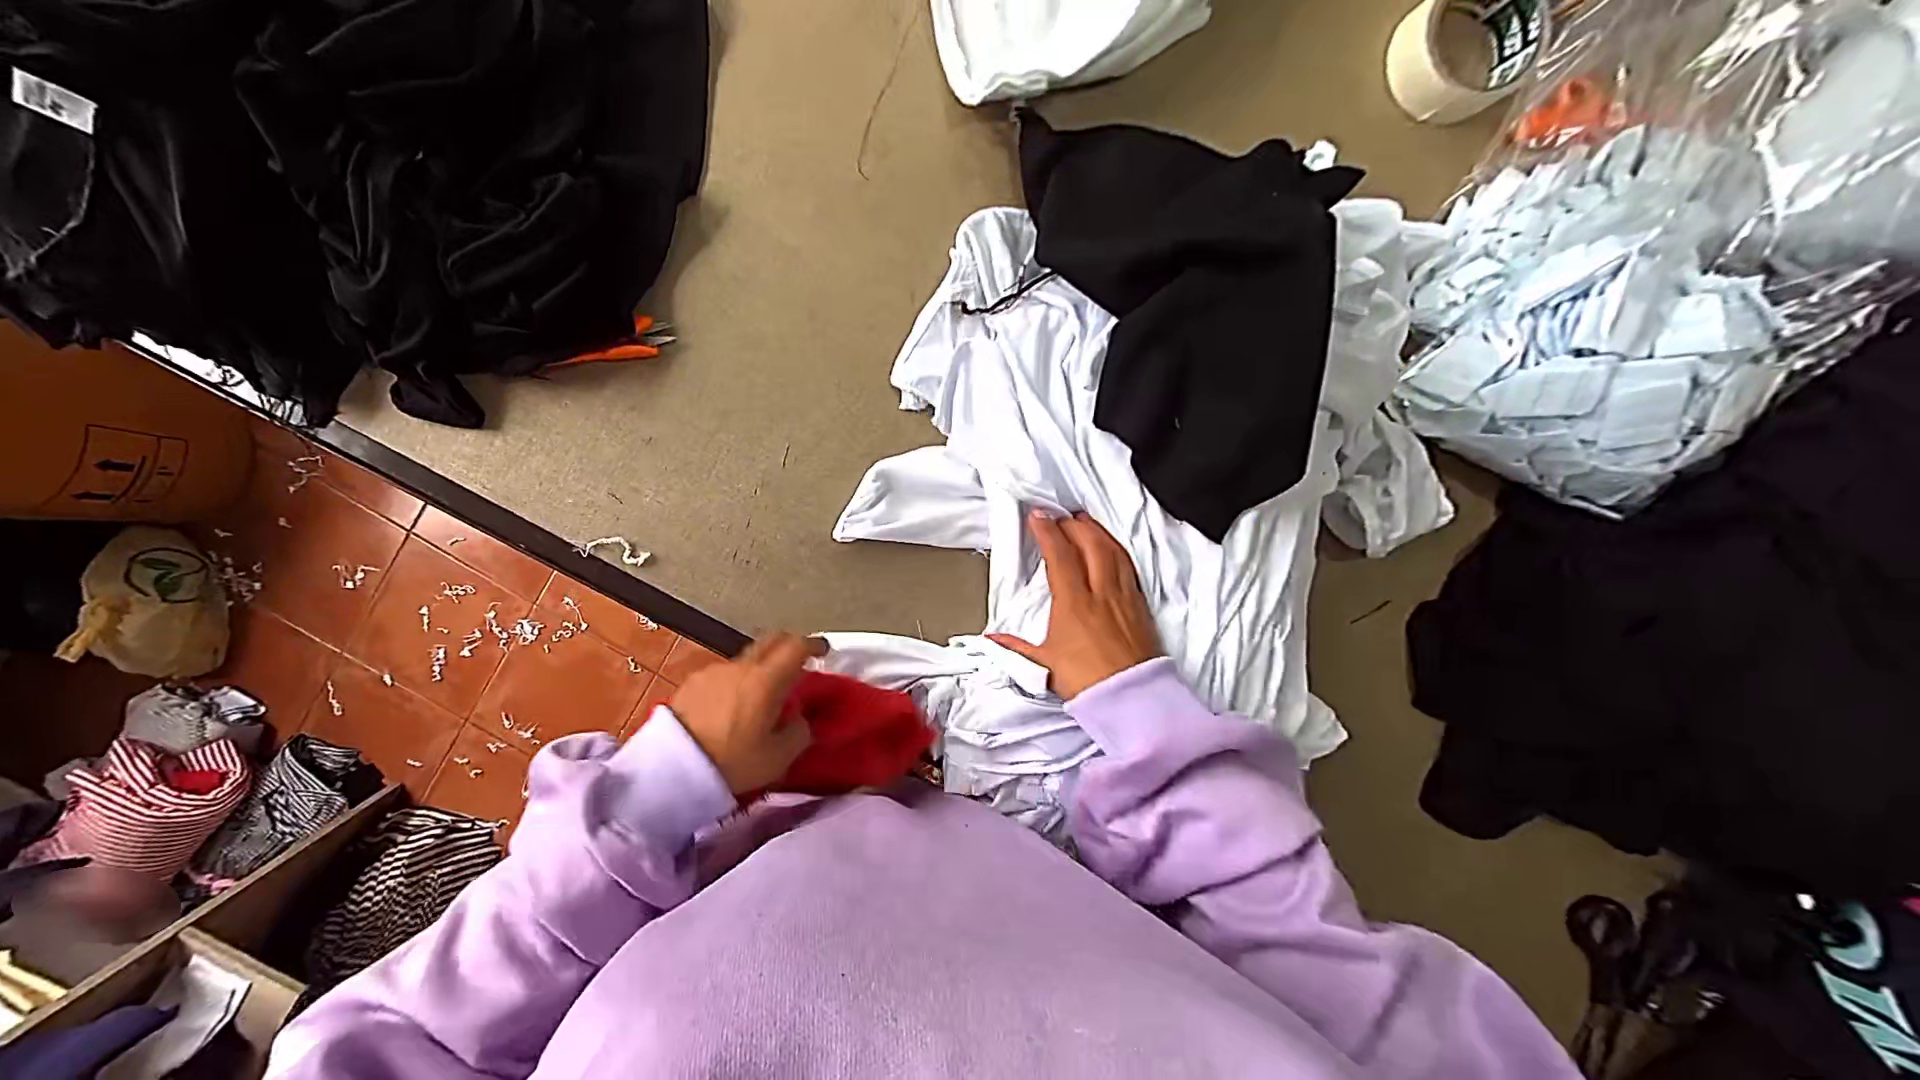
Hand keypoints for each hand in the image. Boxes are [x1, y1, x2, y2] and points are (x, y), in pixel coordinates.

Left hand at [671, 633, 825, 794]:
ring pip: (746, 660)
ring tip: (758, 699)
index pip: (797, 646)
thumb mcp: (778, 757)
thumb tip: (800, 721)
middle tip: (797, 662)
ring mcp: (713, 673)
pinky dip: (734, 685)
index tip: (821, 650)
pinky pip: (722, 676)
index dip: (813, 645)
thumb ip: (799, 733)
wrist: (669, 771)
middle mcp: (740, 668)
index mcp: (766, 681)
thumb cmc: (729, 763)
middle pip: (771, 641)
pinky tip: (729, 710)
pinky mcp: (691, 684)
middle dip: (789, 647)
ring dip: (758, 670)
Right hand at [989, 511, 1161, 700]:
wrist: (1130, 699)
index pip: (1060, 555)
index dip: (1047, 531)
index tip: (1038, 516)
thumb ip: (1016, 647)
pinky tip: (1111, 548)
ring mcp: (1123, 596)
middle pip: (1089, 544)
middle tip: (1060, 516)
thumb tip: (992, 639)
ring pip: (1112, 551)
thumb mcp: (1044, 665)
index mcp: (1074, 603)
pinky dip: (1117, 550)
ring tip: (1085, 521)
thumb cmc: (1087, 682)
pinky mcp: (1140, 605)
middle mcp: (1101, 593)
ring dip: (1097, 531)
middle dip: (1073, 524)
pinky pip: (1128, 566)